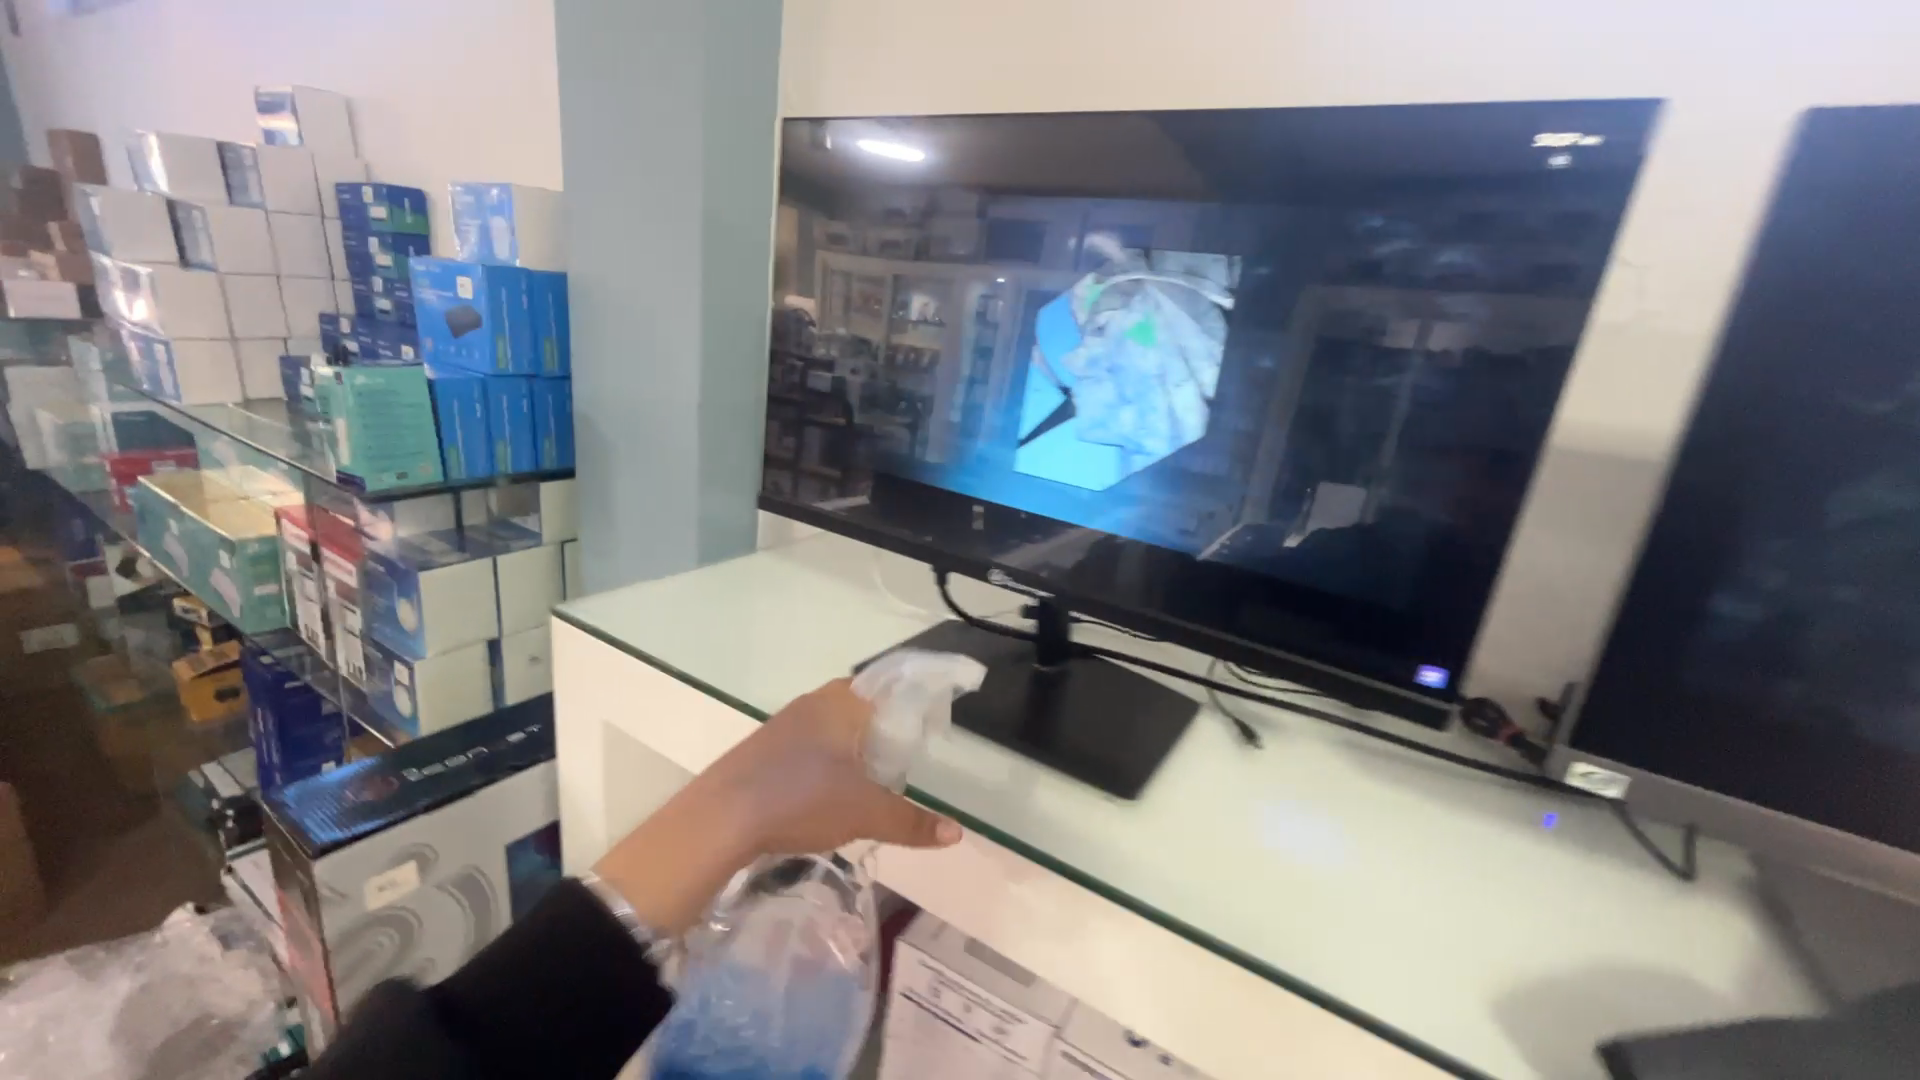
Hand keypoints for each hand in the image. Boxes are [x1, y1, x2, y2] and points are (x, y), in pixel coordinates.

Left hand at [591, 678, 960, 934]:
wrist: (721, 818)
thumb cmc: (802, 800)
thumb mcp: (865, 814)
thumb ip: (912, 822)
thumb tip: (956, 833)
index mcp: (845, 702)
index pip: (891, 686)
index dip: (914, 705)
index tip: (930, 732)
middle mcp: (815, 701)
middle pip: (864, 706)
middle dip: (886, 732)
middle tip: (905, 763)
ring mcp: (786, 722)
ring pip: (834, 726)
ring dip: (854, 747)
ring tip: (872, 782)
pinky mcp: (765, 746)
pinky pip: (810, 743)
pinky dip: (828, 760)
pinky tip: (828, 792)